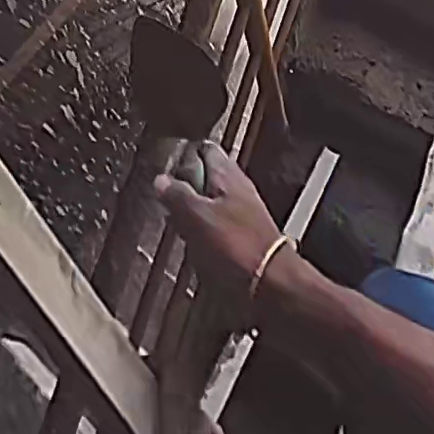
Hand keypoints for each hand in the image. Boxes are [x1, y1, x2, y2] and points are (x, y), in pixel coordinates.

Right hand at [152, 140, 283, 304]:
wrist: (272, 284)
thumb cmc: (236, 245)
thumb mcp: (197, 217)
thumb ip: (177, 196)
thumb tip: (161, 180)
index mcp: (227, 173)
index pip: (204, 149)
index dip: (184, 155)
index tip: (166, 169)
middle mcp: (238, 186)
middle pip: (206, 177)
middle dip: (187, 189)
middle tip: (170, 204)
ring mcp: (244, 210)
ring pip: (211, 202)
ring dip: (195, 213)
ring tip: (180, 228)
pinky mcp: (247, 234)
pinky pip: (219, 225)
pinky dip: (206, 232)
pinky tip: (197, 248)